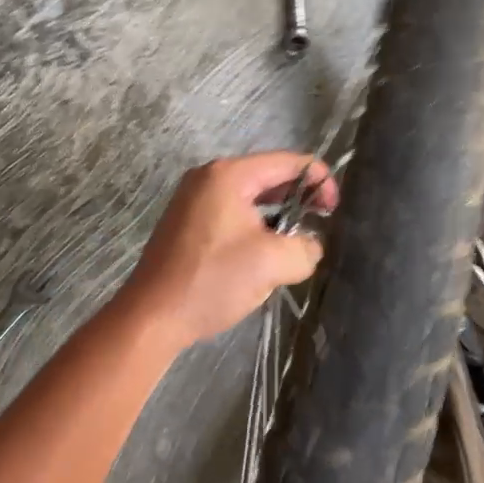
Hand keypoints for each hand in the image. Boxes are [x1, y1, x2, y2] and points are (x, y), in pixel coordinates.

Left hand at [122, 152, 338, 347]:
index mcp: (229, 174)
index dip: (319, 182)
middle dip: (299, 199)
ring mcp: (193, 198)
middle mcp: (209, 176)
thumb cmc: (211, 281)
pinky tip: (261, 254)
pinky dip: (254, 225)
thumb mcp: (271, 263)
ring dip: (276, 216)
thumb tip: (310, 246)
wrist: (150, 319)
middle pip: (269, 176)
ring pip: (251, 196)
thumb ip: (305, 248)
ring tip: (292, 244)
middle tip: (319, 226)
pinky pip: (232, 212)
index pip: (290, 163)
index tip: (333, 212)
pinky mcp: (186, 222)